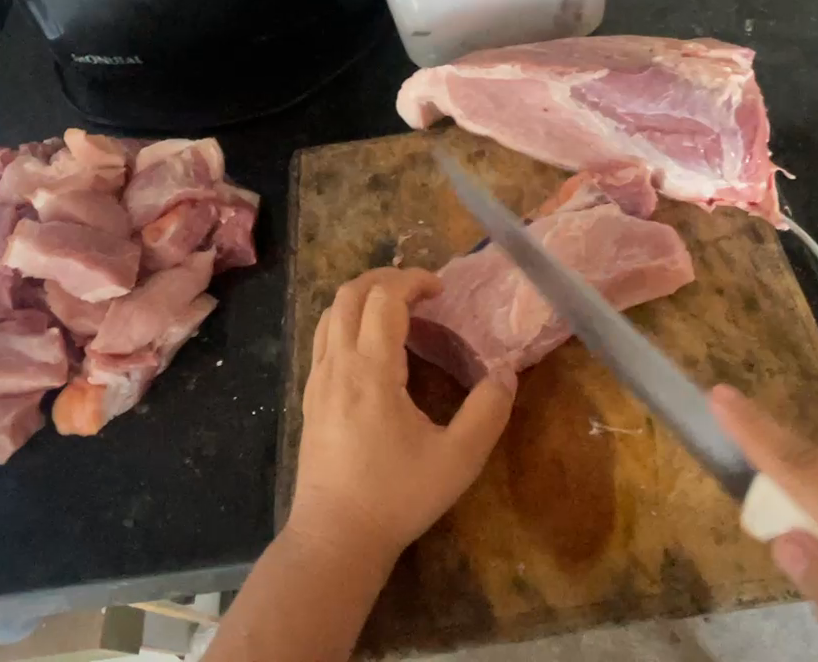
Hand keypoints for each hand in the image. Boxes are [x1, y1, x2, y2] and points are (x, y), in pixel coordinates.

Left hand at [289, 268, 516, 562]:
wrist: (335, 538)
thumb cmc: (397, 497)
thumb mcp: (458, 460)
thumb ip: (488, 412)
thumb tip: (507, 372)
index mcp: (371, 371)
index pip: (384, 298)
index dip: (413, 281)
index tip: (442, 290)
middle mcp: (338, 364)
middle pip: (350, 293)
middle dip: (387, 278)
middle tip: (421, 291)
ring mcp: (318, 379)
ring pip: (330, 312)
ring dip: (364, 296)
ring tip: (398, 309)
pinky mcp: (310, 396)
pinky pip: (324, 337)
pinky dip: (348, 319)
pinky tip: (373, 344)